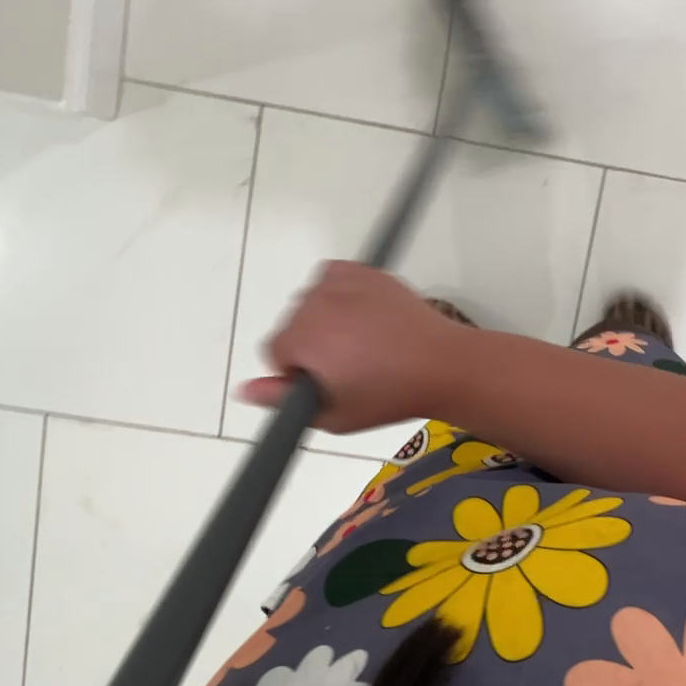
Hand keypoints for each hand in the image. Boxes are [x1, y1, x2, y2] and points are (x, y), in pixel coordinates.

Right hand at [235, 261, 463, 433]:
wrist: (441, 363)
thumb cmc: (391, 393)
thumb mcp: (334, 414)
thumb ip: (282, 401)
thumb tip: (244, 389)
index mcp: (305, 338)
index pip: (275, 351)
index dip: (299, 371)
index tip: (329, 380)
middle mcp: (318, 303)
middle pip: (292, 324)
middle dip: (312, 343)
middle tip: (352, 363)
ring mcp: (343, 283)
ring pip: (312, 301)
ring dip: (326, 318)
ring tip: (363, 342)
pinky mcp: (365, 271)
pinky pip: (332, 277)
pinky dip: (339, 293)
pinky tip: (362, 315)